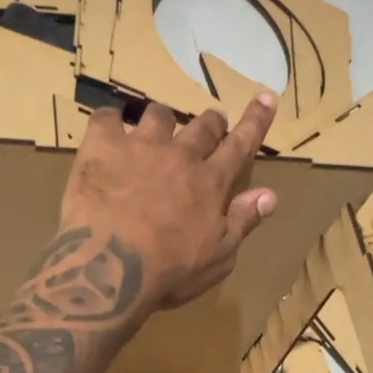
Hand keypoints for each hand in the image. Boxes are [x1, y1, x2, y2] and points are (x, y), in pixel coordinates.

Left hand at [59, 97, 278, 309]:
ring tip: (158, 130)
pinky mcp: (102, 147)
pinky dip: (111, 120)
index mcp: (211, 184)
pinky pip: (107, 118)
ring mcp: (140, 146)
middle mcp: (180, 156)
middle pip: (202, 126)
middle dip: (211, 123)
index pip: (240, 145)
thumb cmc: (170, 274)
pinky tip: (108, 129)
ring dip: (163, 121)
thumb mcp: (218, 259)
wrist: (111, 268)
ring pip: (159, 116)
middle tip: (213, 123)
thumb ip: (242, 223)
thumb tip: (270, 195)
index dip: (255, 122)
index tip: (265, 98)